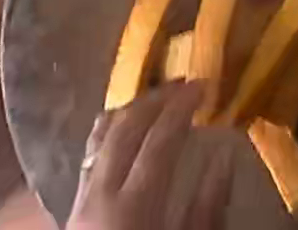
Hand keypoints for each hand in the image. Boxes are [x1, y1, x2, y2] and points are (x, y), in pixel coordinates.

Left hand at [67, 83, 232, 229]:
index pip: (160, 138)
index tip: (204, 84)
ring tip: (159, 96)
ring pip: (103, 132)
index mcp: (133, 206)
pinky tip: (126, 125)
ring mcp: (82, 196)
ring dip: (133, 107)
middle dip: (157, 97)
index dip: (183, 106)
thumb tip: (224, 160)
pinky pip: (92, 150)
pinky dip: (112, 128)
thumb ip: (206, 212)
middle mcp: (101, 191)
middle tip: (185, 83)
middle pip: (127, 125)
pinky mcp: (73, 206)